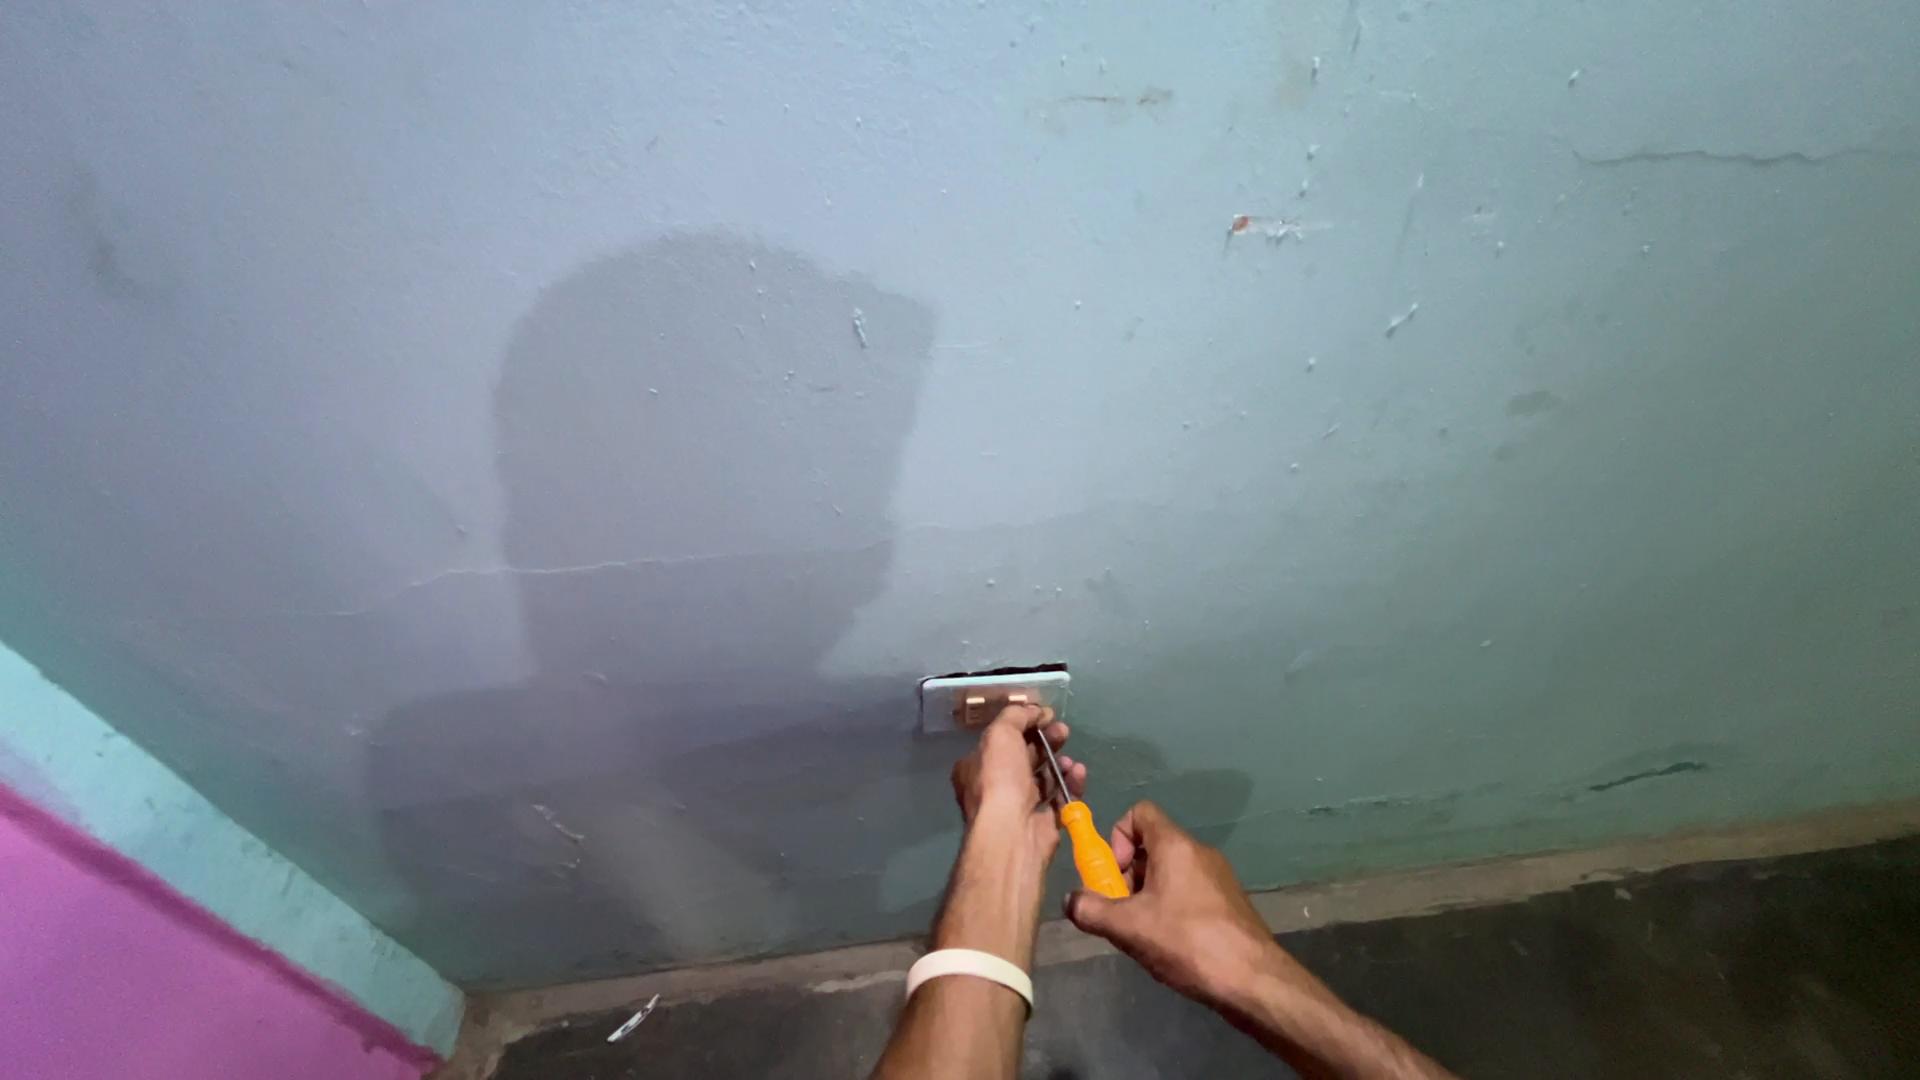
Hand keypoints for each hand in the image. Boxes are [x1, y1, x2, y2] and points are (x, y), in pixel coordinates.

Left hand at [949, 703, 1085, 854]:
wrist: (1011, 833)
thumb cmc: (999, 779)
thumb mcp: (1000, 734)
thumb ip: (1016, 716)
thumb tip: (1035, 711)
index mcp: (976, 767)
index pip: (1000, 740)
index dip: (1023, 724)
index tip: (1044, 715)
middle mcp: (994, 787)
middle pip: (1024, 756)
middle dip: (1046, 741)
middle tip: (1063, 731)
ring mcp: (1018, 807)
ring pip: (1044, 778)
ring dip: (1060, 763)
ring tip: (1070, 759)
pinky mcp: (1042, 824)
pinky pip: (1060, 799)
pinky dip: (1071, 784)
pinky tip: (1078, 773)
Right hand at [1063, 801, 1301, 1009]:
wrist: (1256, 983)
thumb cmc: (1188, 942)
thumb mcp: (1129, 927)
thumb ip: (1091, 910)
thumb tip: (1070, 902)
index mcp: (1174, 844)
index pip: (1139, 812)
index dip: (1117, 836)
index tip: (1112, 874)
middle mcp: (1198, 851)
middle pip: (1151, 845)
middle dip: (1128, 874)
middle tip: (1123, 911)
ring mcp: (1218, 877)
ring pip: (1169, 872)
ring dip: (1148, 894)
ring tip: (1145, 933)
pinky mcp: (1229, 903)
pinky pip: (1189, 891)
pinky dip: (1172, 908)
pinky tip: (1171, 945)